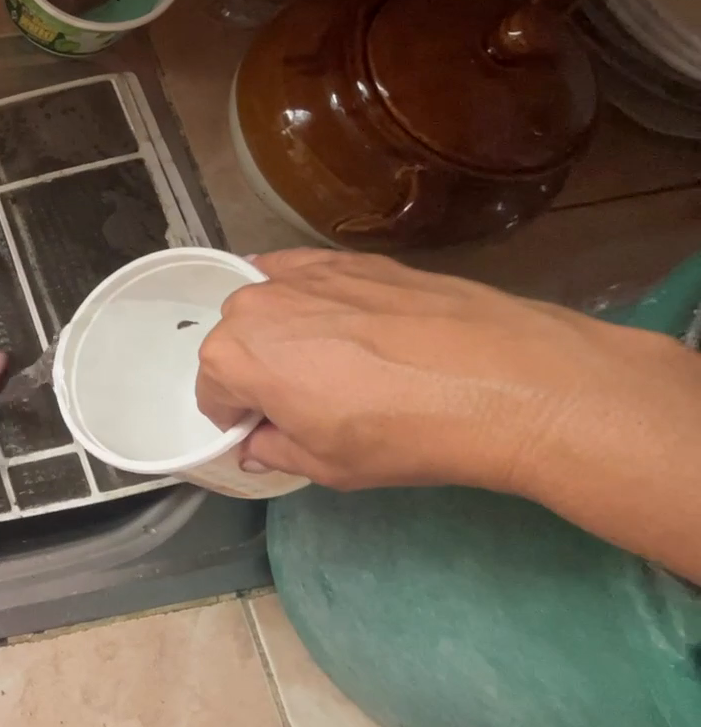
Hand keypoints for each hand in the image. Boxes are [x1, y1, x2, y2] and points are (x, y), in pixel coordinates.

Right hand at [195, 249, 700, 494]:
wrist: (512, 384)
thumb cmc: (403, 434)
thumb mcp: (325, 467)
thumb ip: (271, 451)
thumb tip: (257, 443)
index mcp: (230, 359)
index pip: (213, 395)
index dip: (242, 419)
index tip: (277, 430)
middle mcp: (248, 308)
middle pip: (236, 344)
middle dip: (261, 369)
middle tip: (314, 395)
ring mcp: (296, 275)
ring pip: (267, 307)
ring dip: (284, 330)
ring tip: (342, 356)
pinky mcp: (344, 259)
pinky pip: (302, 274)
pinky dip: (309, 295)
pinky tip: (349, 318)